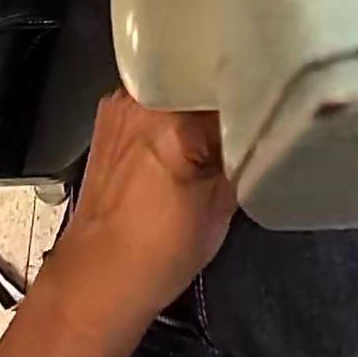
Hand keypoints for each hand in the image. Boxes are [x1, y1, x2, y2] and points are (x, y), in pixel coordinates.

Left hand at [0, 94, 234, 356]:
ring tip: (204, 141)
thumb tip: (259, 124)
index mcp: (173, 119)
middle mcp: (142, 100)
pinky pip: (153, 99)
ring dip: (194, 105)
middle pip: (199, 77)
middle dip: (221, 99)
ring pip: (176, 85)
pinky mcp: (111, 117)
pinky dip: (170, 114)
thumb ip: (243, 151)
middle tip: (235, 129)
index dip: (250, 99)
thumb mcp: (222, 204)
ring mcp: (121, 105)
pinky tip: (176, 146)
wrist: (97, 278)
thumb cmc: (155, 252)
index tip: (259, 115)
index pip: (228, 86)